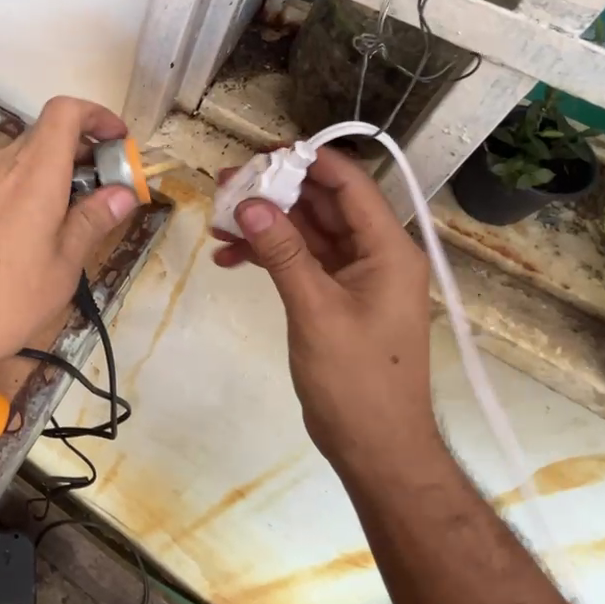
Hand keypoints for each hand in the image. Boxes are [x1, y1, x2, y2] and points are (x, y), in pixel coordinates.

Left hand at [0, 97, 139, 385]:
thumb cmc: (0, 301)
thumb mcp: (61, 268)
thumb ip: (92, 221)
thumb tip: (123, 192)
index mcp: (32, 172)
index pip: (65, 111)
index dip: (97, 115)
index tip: (119, 142)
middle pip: (45, 135)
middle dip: (82, 153)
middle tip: (106, 190)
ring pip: (20, 159)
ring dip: (52, 174)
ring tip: (72, 218)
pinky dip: (24, 188)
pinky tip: (30, 232)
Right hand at [212, 149, 437, 468]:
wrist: (376, 449)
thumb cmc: (357, 380)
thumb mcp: (316, 311)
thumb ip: (283, 253)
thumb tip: (251, 202)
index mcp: (387, 249)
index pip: (349, 184)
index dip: (307, 161)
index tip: (259, 155)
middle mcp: (374, 254)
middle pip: (322, 204)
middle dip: (274, 191)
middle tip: (224, 184)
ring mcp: (354, 276)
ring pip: (305, 231)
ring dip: (265, 223)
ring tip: (217, 218)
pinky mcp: (334, 297)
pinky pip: (298, 260)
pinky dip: (266, 254)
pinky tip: (228, 257)